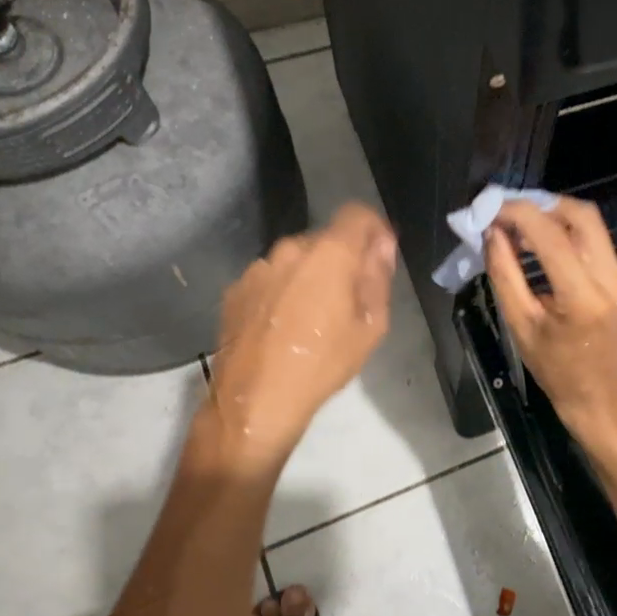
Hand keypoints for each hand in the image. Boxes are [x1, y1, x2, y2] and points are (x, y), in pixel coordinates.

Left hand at [208, 203, 397, 456]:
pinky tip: (284, 327)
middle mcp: (290, 249)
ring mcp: (258, 268)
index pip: (357, 214)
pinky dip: (283, 292)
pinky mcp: (235, 290)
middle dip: (342, 259)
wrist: (255, 401)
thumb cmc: (324, 364)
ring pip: (296, 260)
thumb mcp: (371, 326)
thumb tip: (381, 246)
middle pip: (325, 239)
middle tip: (350, 298)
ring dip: (310, 276)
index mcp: (329, 254)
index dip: (374, 229)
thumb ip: (378, 276)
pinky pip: (271, 279)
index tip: (380, 256)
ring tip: (313, 318)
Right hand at [484, 197, 616, 432]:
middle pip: (581, 216)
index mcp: (583, 298)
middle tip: (509, 211)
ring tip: (519, 225)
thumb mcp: (519, 323)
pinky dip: (565, 231)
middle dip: (542, 205)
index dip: (519, 214)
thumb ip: (504, 273)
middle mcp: (610, 280)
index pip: (552, 237)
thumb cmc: (552, 366)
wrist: (595, 391)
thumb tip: (492, 231)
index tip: (492, 209)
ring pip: (589, 223)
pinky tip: (539, 240)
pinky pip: (593, 239)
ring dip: (553, 215)